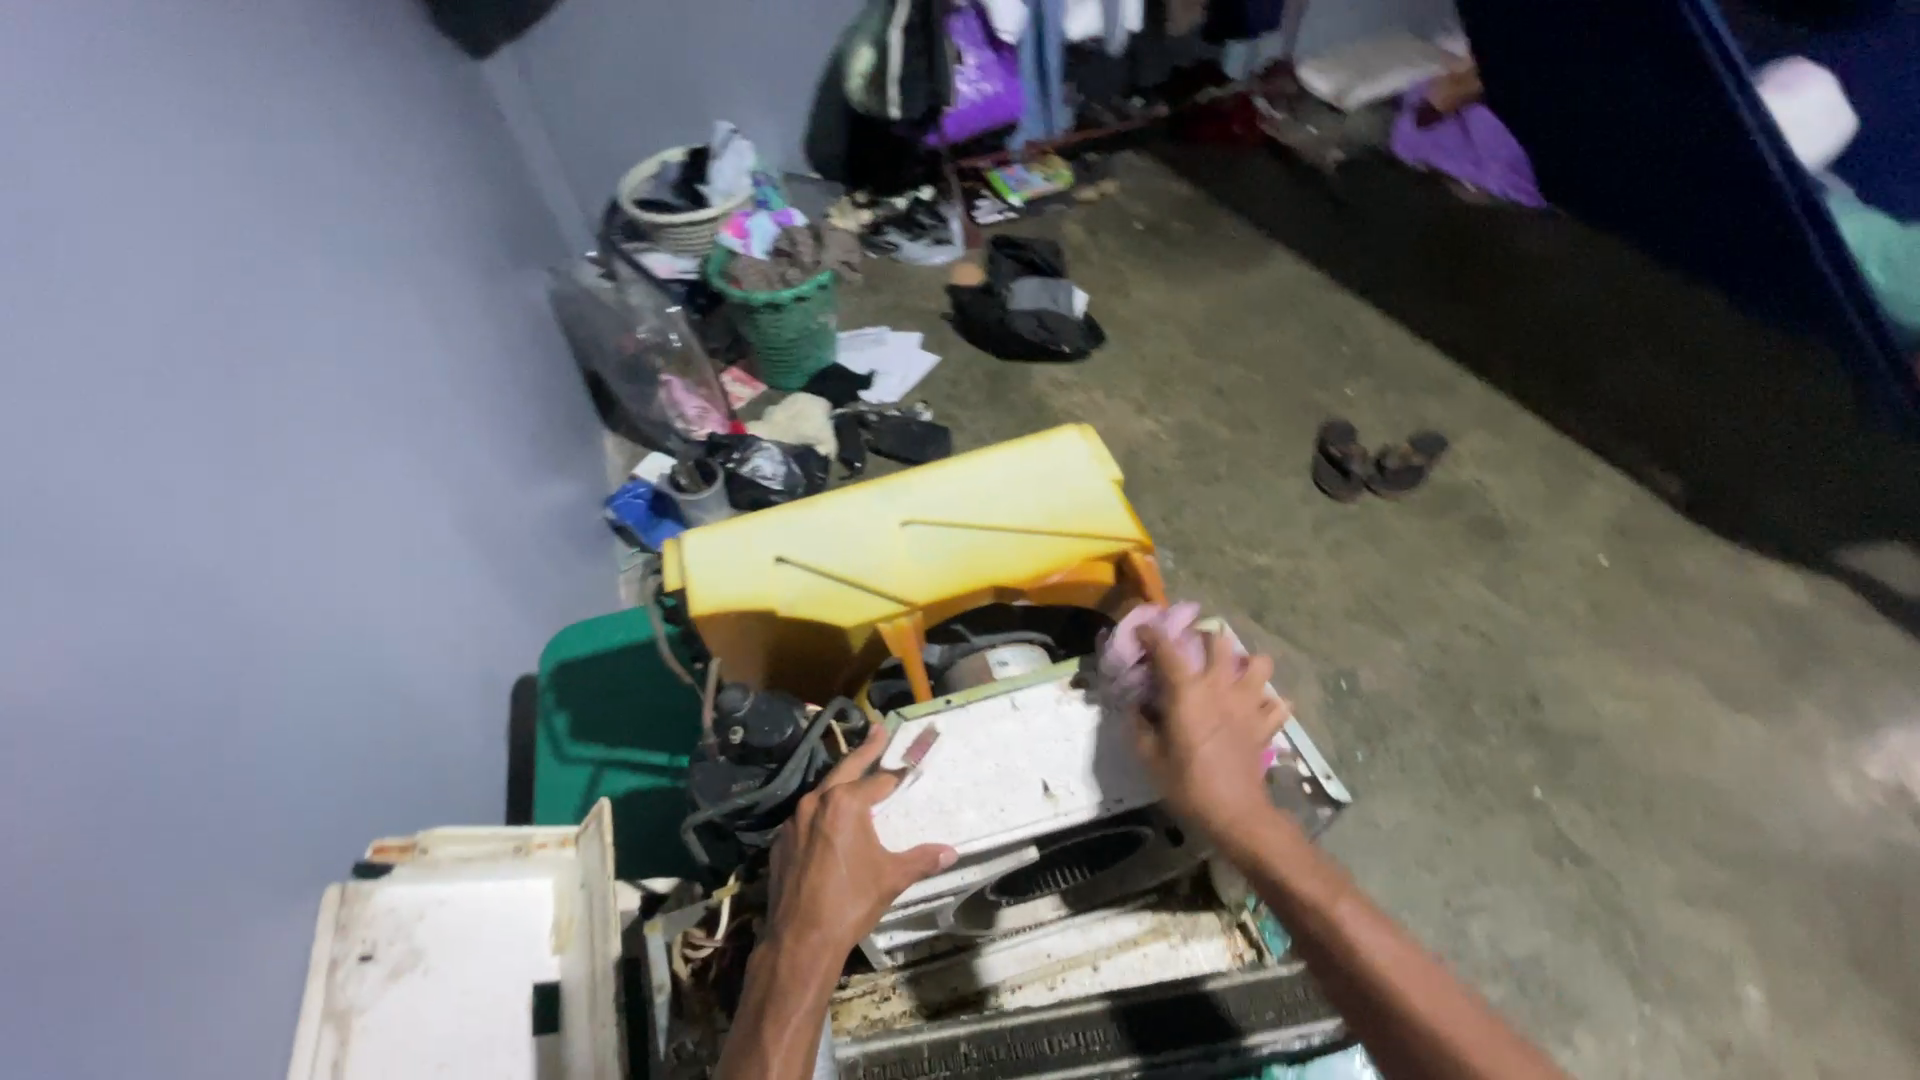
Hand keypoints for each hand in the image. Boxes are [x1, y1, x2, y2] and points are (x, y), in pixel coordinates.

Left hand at [764, 726, 957, 961]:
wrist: (800, 939)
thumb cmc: (850, 902)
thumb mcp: (892, 878)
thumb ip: (921, 859)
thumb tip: (951, 852)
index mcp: (846, 802)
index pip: (878, 781)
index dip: (895, 776)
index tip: (907, 767)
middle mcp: (816, 802)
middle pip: (846, 769)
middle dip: (865, 750)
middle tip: (877, 729)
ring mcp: (794, 820)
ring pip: (822, 792)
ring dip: (840, 783)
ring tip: (854, 776)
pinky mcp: (780, 841)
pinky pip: (805, 817)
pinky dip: (820, 812)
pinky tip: (828, 823)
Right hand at [1133, 627, 1285, 838]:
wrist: (1235, 813)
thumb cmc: (1186, 783)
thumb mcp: (1149, 756)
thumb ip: (1139, 724)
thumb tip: (1136, 706)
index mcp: (1187, 691)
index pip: (1167, 648)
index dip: (1152, 633)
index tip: (1144, 631)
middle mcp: (1221, 687)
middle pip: (1219, 642)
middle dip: (1205, 639)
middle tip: (1194, 650)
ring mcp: (1249, 703)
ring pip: (1259, 662)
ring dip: (1247, 663)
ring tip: (1234, 674)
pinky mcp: (1267, 723)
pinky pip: (1279, 702)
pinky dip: (1270, 701)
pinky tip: (1257, 708)